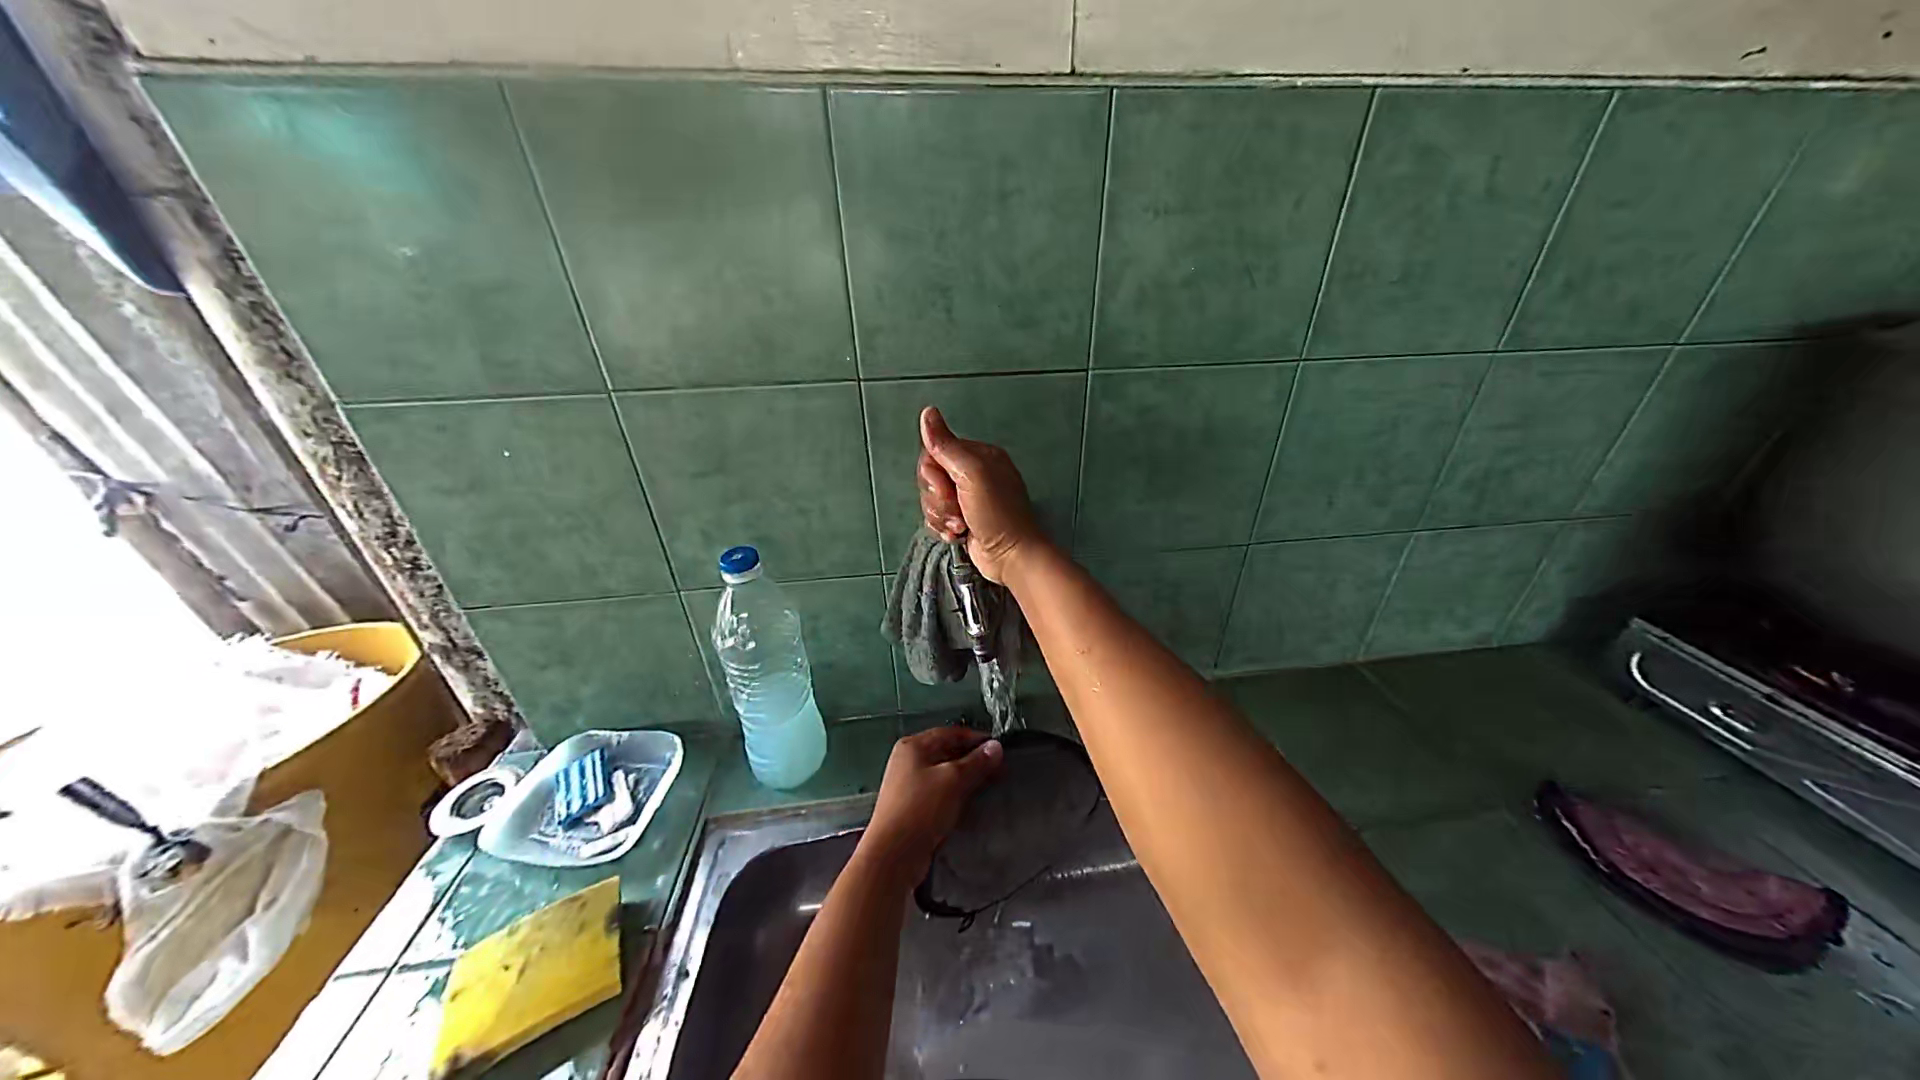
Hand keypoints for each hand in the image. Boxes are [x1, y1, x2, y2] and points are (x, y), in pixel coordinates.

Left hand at [861, 726, 1003, 877]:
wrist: (894, 855)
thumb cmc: (922, 808)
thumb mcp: (953, 780)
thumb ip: (976, 762)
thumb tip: (997, 746)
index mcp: (912, 746)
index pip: (950, 733)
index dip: (976, 738)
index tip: (1000, 747)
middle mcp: (908, 761)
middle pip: (947, 752)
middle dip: (973, 760)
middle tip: (1000, 768)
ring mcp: (908, 785)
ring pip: (944, 775)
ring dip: (967, 778)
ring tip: (992, 784)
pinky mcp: (913, 808)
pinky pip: (940, 793)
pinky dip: (956, 794)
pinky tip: (972, 803)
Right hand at [917, 407, 1047, 582]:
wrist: (1011, 557)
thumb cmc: (999, 515)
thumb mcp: (973, 474)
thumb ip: (946, 445)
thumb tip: (928, 413)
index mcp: (978, 455)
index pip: (934, 452)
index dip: (934, 474)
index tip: (949, 489)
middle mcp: (972, 473)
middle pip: (929, 477)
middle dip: (938, 499)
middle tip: (958, 509)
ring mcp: (966, 498)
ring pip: (930, 499)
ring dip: (941, 516)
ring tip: (961, 525)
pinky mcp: (961, 519)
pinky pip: (935, 517)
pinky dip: (942, 528)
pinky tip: (959, 534)